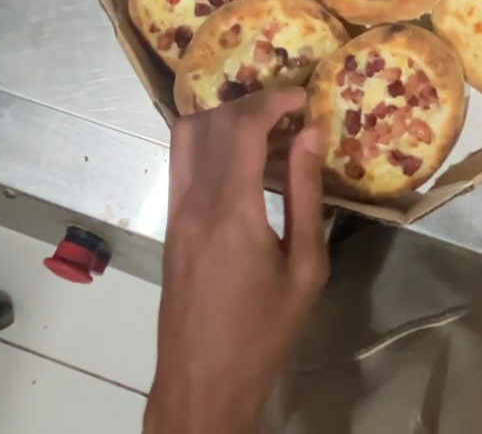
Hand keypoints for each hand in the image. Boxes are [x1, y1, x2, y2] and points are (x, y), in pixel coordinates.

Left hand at [147, 88, 327, 433]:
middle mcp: (194, 199)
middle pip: (215, 121)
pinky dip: (208, 139)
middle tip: (291, 111)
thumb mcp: (305, 268)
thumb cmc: (264, 332)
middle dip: (254, 103)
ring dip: (226, 116)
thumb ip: (307, 195)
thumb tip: (312, 135)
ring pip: (188, 133)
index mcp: (231, 210)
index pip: (243, 127)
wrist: (203, 382)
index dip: (274, 101)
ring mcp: (175, 208)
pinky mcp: (170, 220)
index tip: (304, 98)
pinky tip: (241, 155)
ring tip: (266, 127)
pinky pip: (182, 159)